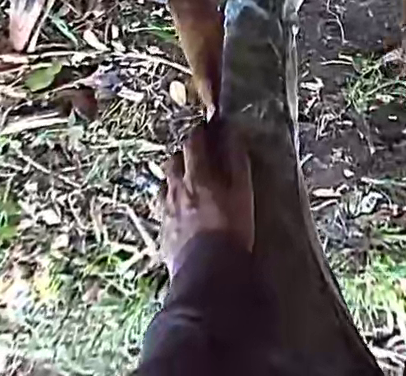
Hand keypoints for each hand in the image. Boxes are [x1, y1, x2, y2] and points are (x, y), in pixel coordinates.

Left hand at [159, 118, 253, 274]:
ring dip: (174, 177)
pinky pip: (162, 206)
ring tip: (187, 183)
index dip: (199, 133)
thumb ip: (236, 161)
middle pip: (173, 159)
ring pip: (165, 182)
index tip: (207, 130)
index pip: (193, 141)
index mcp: (196, 175)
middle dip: (184, 154)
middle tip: (197, 157)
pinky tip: (181, 210)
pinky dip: (170, 201)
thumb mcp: (242, 192)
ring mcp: (166, 210)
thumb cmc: (232, 229)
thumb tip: (232, 135)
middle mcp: (176, 188)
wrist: (207, 274)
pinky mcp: (162, 231)